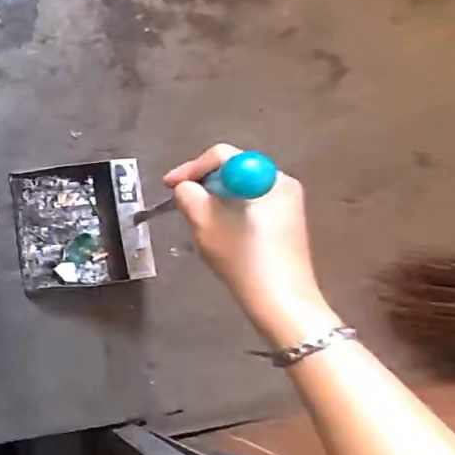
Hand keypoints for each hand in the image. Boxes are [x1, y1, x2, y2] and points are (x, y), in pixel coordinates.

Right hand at [164, 144, 340, 348]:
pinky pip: (247, 203)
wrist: (278, 298)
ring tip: (198, 219)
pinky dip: (227, 210)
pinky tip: (219, 230)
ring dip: (212, 199)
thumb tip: (185, 186)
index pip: (221, 157)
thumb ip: (188, 194)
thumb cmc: (241, 255)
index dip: (190, 168)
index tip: (168, 186)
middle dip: (201, 184)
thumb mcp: (203, 220)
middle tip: (181, 202)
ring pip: (236, 188)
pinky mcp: (284, 221)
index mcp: (266, 179)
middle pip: (230, 170)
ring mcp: (286, 203)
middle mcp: (280, 183)